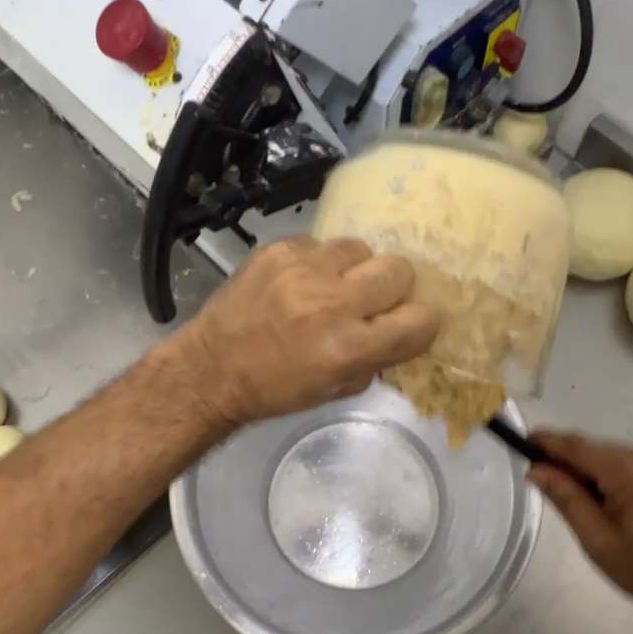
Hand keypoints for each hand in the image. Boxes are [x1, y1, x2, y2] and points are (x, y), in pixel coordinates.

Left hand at [167, 237, 440, 426]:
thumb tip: (401, 331)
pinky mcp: (279, 250)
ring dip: (355, 270)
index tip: (406, 327)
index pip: (420, 320)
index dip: (418, 325)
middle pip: (399, 271)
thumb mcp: (335, 389)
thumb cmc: (275, 389)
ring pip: (362, 249)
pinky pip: (322, 244)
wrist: (212, 368)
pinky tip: (301, 283)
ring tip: (332, 289)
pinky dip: (319, 263)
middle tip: (370, 305)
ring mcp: (303, 270)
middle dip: (392, 290)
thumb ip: (376, 359)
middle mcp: (331, 303)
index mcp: (348, 348)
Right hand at [528, 432, 632, 622]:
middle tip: (545, 488)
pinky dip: (611, 479)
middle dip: (567, 463)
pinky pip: (630, 467)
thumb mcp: (597, 539)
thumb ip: (566, 499)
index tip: (521, 442)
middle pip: (593, 450)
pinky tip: (608, 507)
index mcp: (627, 469)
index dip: (546, 442)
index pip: (576, 445)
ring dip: (590, 474)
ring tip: (581, 508)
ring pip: (611, 459)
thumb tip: (537, 469)